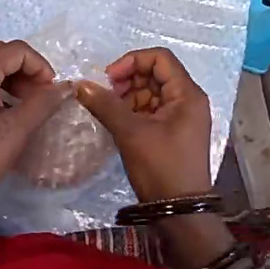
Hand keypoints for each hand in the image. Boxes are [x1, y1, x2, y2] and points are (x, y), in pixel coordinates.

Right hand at [75, 48, 212, 202]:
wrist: (179, 210)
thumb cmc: (160, 167)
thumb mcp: (131, 133)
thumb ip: (106, 105)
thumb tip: (81, 85)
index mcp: (187, 94)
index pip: (160, 58)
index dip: (132, 61)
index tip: (108, 78)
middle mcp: (189, 100)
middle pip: (156, 73)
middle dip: (128, 79)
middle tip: (106, 96)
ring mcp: (182, 117)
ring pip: (152, 92)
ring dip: (129, 96)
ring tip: (109, 111)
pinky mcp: (174, 132)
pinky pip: (153, 110)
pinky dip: (134, 111)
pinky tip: (118, 122)